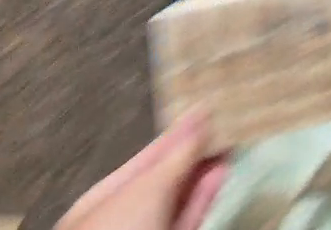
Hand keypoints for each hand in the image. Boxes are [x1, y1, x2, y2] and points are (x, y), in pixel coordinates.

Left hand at [57, 110, 228, 229]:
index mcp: (101, 202)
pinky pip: (188, 220)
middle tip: (226, 126)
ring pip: (177, 203)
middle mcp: (122, 220)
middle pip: (162, 181)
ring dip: (202, 176)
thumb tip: (202, 115)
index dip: (175, 135)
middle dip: (192, 156)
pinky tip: (221, 173)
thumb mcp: (149, 188)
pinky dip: (203, 199)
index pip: (144, 159)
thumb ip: (178, 153)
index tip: (208, 112)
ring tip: (229, 146)